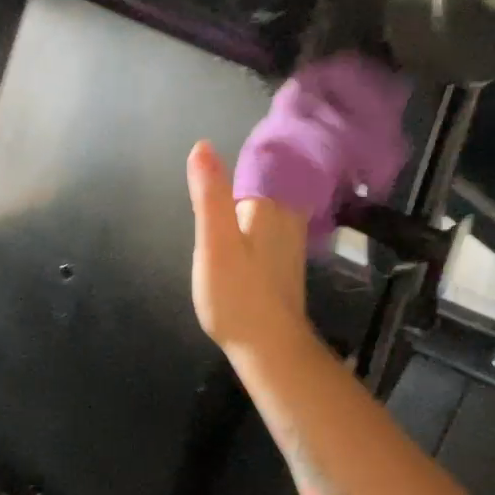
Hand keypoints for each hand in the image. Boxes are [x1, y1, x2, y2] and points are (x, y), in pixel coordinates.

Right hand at [186, 140, 310, 352]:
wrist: (270, 349)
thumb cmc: (236, 294)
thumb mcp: (214, 242)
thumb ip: (209, 195)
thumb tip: (202, 145)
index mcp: (268, 206)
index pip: (247, 172)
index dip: (225, 180)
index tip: (211, 187)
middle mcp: (287, 218)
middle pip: (253, 194)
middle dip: (234, 199)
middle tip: (213, 219)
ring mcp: (291, 243)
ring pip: (260, 216)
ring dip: (242, 219)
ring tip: (222, 233)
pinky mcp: (287, 266)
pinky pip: (267, 236)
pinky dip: (251, 238)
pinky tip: (239, 255)